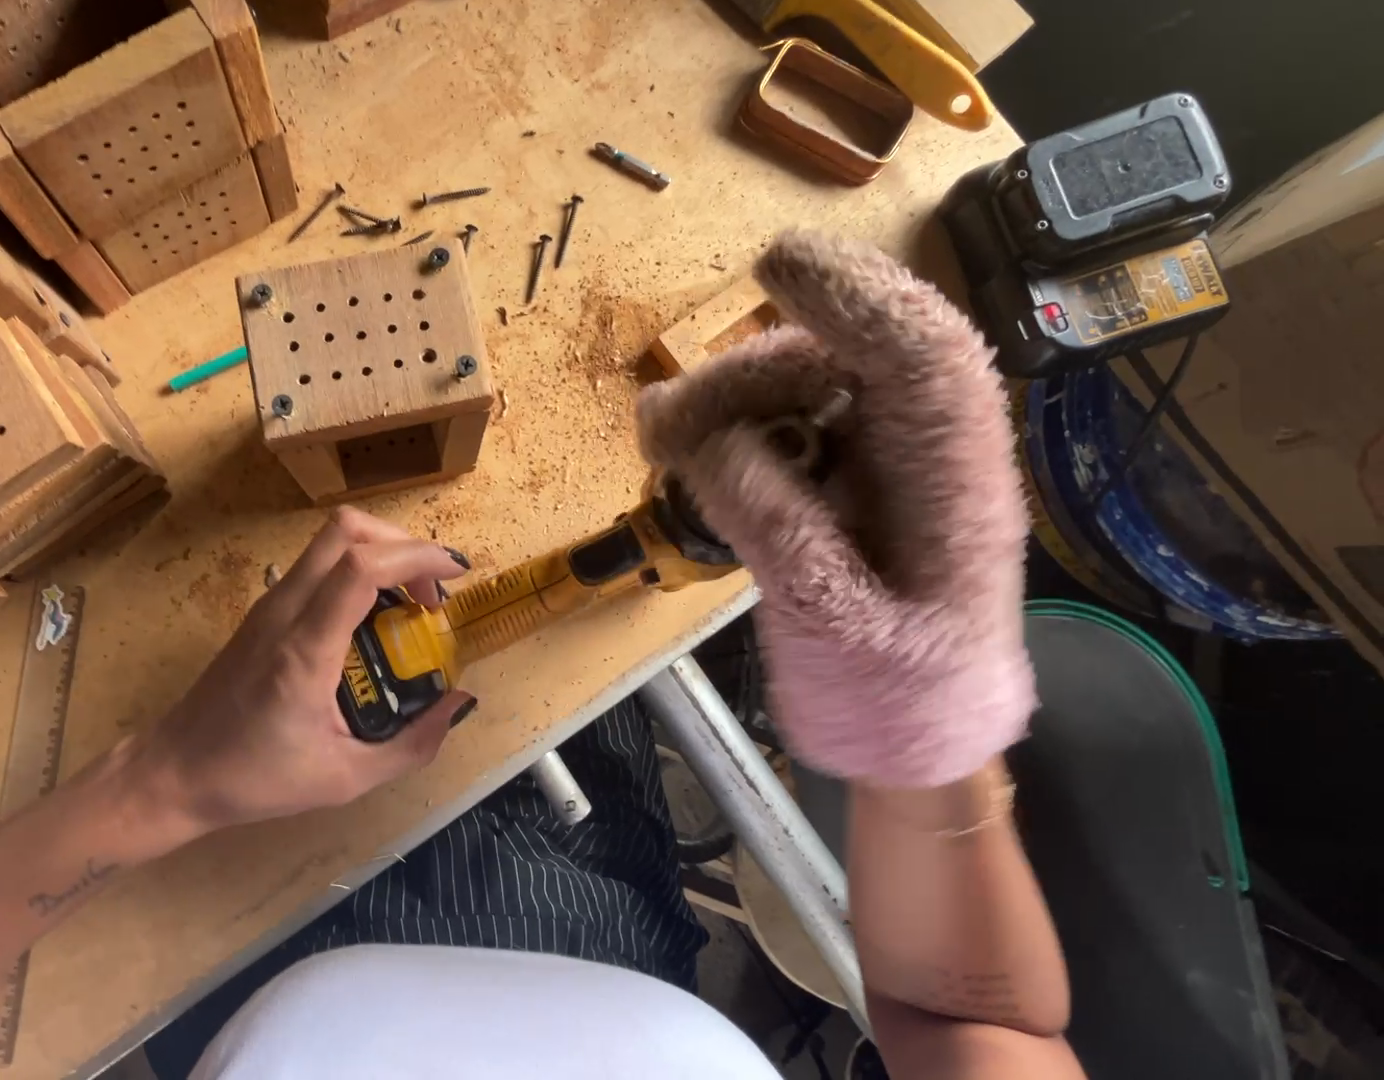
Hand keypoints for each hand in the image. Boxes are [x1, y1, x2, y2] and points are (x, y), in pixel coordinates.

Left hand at [124, 507, 473, 834]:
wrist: (174, 771)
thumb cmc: (255, 779)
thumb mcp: (345, 778)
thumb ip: (413, 745)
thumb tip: (462, 703)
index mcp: (304, 650)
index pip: (361, 568)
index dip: (417, 557)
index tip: (456, 574)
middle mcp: (284, 611)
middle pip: (346, 531)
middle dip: (403, 543)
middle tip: (432, 591)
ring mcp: (269, 604)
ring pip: (331, 539)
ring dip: (381, 553)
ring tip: (411, 601)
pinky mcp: (264, 610)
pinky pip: (319, 565)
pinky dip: (358, 569)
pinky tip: (373, 618)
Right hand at [636, 230, 1033, 787]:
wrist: (906, 742)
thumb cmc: (897, 699)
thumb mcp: (835, 626)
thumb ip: (779, 530)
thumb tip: (705, 441)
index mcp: (951, 483)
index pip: (918, 355)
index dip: (853, 298)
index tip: (773, 266)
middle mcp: (916, 456)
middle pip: (837, 365)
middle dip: (745, 374)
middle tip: (662, 420)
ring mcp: (870, 469)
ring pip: (795, 394)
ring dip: (721, 403)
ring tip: (655, 438)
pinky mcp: (828, 490)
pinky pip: (772, 435)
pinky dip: (720, 436)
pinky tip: (678, 452)